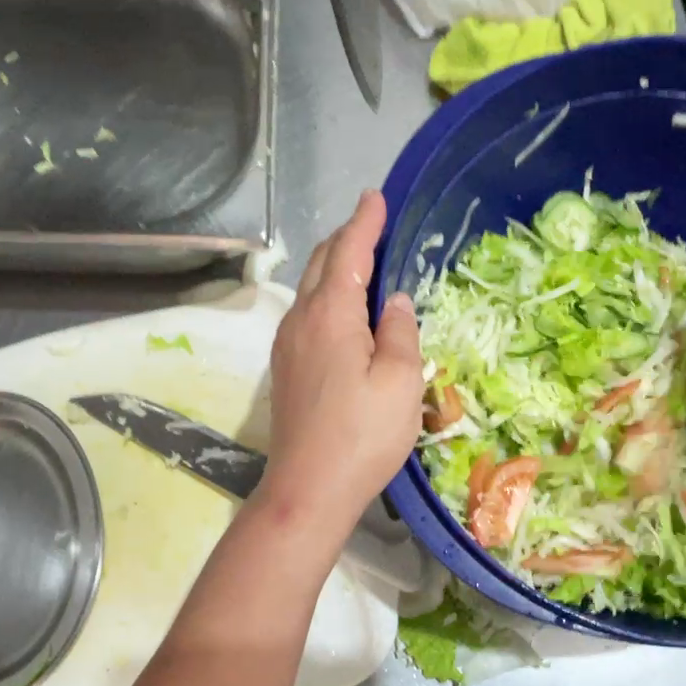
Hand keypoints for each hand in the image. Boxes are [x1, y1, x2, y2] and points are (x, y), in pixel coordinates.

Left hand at [256, 189, 424, 529]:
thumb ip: (399, 333)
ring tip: (361, 263)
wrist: (308, 489)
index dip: (365, 223)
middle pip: (319, 265)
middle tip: (371, 225)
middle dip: (345, 239)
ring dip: (333, 268)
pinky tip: (344, 314)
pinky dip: (327, 298)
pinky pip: (307, 316)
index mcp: (330, 315)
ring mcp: (287, 347)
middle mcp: (300, 321)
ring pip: (309, 291)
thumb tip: (393, 299)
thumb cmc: (362, 436)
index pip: (348, 253)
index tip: (376, 196)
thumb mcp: (399, 383)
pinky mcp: (286, 372)